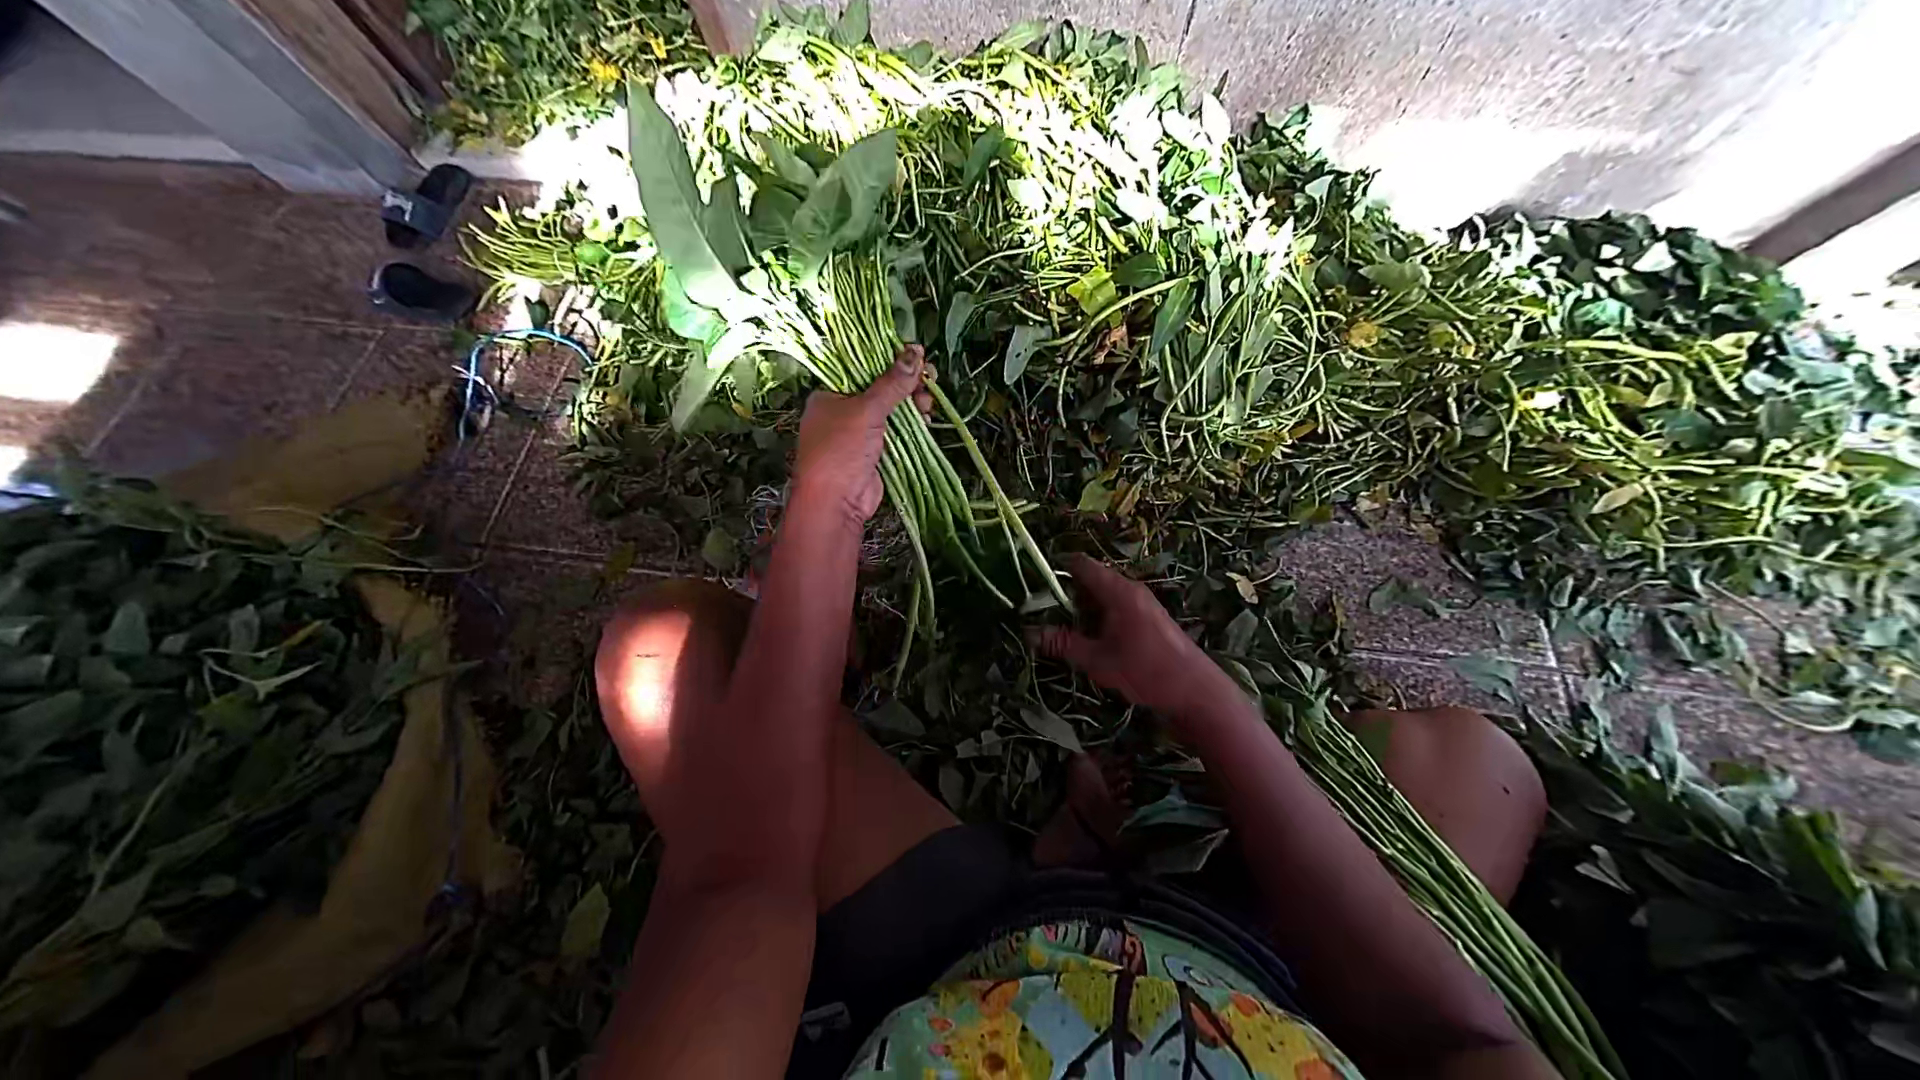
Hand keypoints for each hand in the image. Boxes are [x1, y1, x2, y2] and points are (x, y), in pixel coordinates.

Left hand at [791, 346, 933, 523]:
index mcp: (829, 394)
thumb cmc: (840, 450)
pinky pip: (897, 432)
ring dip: (912, 404)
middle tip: (930, 380)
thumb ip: (892, 383)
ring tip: (929, 402)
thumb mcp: (866, 410)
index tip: (916, 355)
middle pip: (881, 389)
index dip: (890, 360)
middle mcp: (842, 411)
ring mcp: (859, 433)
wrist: (835, 502)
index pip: (862, 367)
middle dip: (906, 384)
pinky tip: (926, 420)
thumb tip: (915, 351)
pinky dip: (912, 425)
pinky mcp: (874, 452)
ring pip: (892, 411)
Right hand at [1030, 555, 1251, 725]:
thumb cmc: (1147, 672)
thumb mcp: (1098, 661)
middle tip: (1040, 613)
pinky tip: (1089, 640)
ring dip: (1082, 609)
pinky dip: (1098, 618)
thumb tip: (1029, 633)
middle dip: (1065, 594)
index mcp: (1118, 591)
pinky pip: (1116, 608)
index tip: (1033, 583)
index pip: (1081, 564)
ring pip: (1103, 596)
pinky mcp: (1149, 619)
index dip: (1055, 568)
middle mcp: (1131, 590)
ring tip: (1060, 629)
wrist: (1197, 692)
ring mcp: (1142, 604)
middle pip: (1090, 580)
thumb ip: (1063, 644)